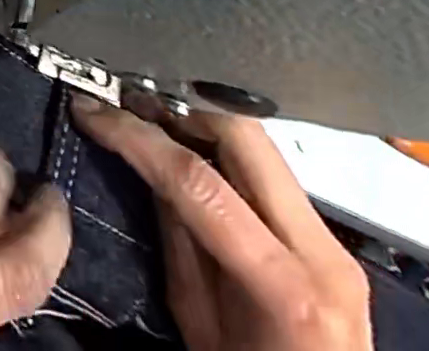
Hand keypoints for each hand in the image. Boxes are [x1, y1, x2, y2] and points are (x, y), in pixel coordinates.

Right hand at [71, 97, 370, 350]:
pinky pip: (269, 169)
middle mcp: (321, 250)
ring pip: (260, 143)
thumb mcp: (198, 324)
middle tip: (130, 105)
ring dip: (199, 121)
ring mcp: (334, 240)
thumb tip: (146, 167)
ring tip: (151, 117)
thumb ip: (177, 241)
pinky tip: (190, 146)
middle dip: (179, 109)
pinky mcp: (332, 237)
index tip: (94, 113)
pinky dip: (222, 147)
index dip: (138, 137)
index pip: (199, 181)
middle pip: (243, 136)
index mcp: (285, 287)